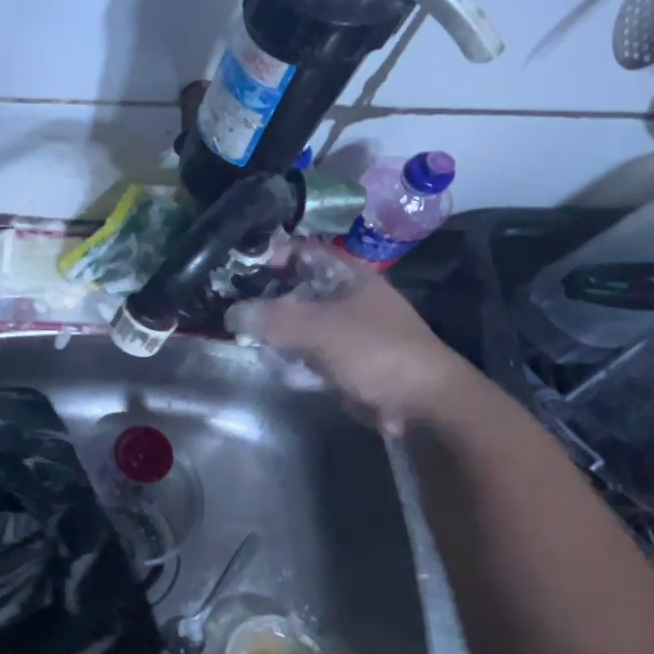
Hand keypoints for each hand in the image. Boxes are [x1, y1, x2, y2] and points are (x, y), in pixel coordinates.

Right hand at [224, 243, 477, 424]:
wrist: (423, 404)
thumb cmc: (373, 351)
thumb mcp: (314, 328)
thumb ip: (266, 318)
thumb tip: (230, 314)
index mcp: (346, 276)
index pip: (300, 250)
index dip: (269, 254)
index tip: (238, 272)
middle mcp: (345, 297)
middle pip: (291, 291)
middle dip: (266, 308)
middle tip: (242, 323)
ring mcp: (345, 330)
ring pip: (294, 326)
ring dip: (279, 343)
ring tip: (274, 357)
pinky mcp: (343, 360)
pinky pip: (306, 355)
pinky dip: (296, 364)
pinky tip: (297, 377)